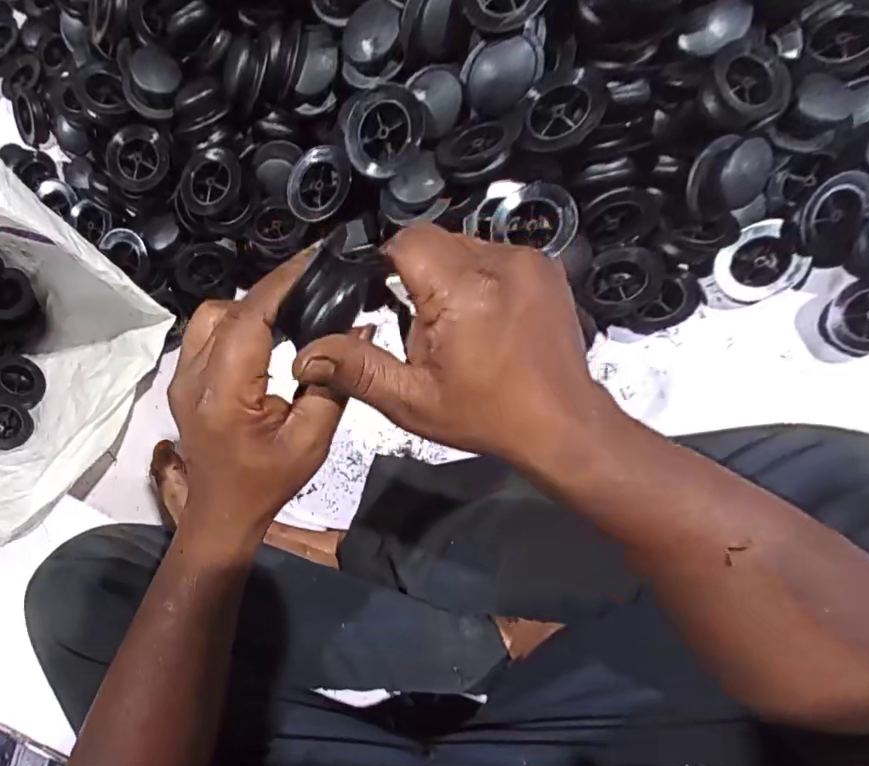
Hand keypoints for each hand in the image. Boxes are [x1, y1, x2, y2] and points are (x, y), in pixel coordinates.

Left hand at [169, 249, 346, 546]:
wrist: (223, 511)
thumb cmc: (266, 484)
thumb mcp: (310, 441)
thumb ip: (332, 386)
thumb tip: (354, 329)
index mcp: (224, 395)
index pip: (249, 318)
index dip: (282, 284)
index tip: (314, 262)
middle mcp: (193, 380)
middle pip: (229, 310)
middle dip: (271, 292)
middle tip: (311, 287)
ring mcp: (181, 380)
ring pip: (211, 317)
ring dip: (249, 308)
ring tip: (287, 312)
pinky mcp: (182, 382)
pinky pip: (204, 334)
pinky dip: (233, 323)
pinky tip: (262, 333)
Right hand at [292, 225, 619, 469]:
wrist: (558, 422)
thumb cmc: (490, 416)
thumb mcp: (410, 400)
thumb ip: (357, 371)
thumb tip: (310, 357)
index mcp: (462, 291)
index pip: (405, 240)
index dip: (384, 264)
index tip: (382, 297)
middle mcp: (500, 263)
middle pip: (433, 242)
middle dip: (416, 279)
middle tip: (424, 330)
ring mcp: (527, 261)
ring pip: (463, 246)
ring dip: (447, 280)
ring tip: (456, 331)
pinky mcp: (544, 267)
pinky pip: (493, 256)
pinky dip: (477, 281)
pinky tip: (483, 322)